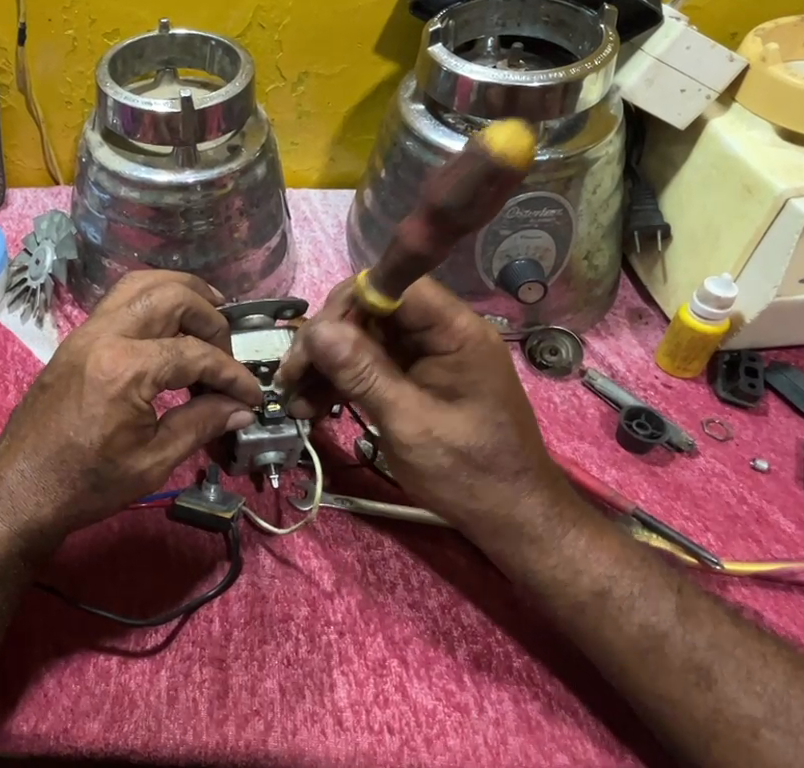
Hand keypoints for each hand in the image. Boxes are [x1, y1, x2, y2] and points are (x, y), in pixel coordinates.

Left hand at [0, 271, 261, 554]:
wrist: (20, 489)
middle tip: (226, 351)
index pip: (196, 354)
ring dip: (180, 293)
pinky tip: (170, 328)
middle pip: (171, 295)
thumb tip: (242, 408)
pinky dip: (152, 301)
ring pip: (140, 284)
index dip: (232, 374)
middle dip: (209, 317)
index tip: (252, 395)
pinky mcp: (76, 339)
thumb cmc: (86, 484)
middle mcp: (104, 335)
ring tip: (208, 316)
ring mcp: (86, 332)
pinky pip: (120, 301)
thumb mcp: (152, 461)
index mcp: (125, 368)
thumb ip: (200, 424)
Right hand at [276, 278, 574, 539]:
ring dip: (325, 364)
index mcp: (454, 331)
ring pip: (362, 338)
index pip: (394, 285)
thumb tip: (316, 329)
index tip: (314, 339)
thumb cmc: (470, 472)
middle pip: (371, 310)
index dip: (348, 302)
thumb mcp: (409, 423)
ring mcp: (426, 356)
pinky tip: (310, 406)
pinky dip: (339, 382)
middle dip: (327, 339)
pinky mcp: (415, 379)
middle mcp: (440, 333)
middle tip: (291, 374)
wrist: (511, 518)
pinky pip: (369, 365)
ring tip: (292, 397)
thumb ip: (362, 372)